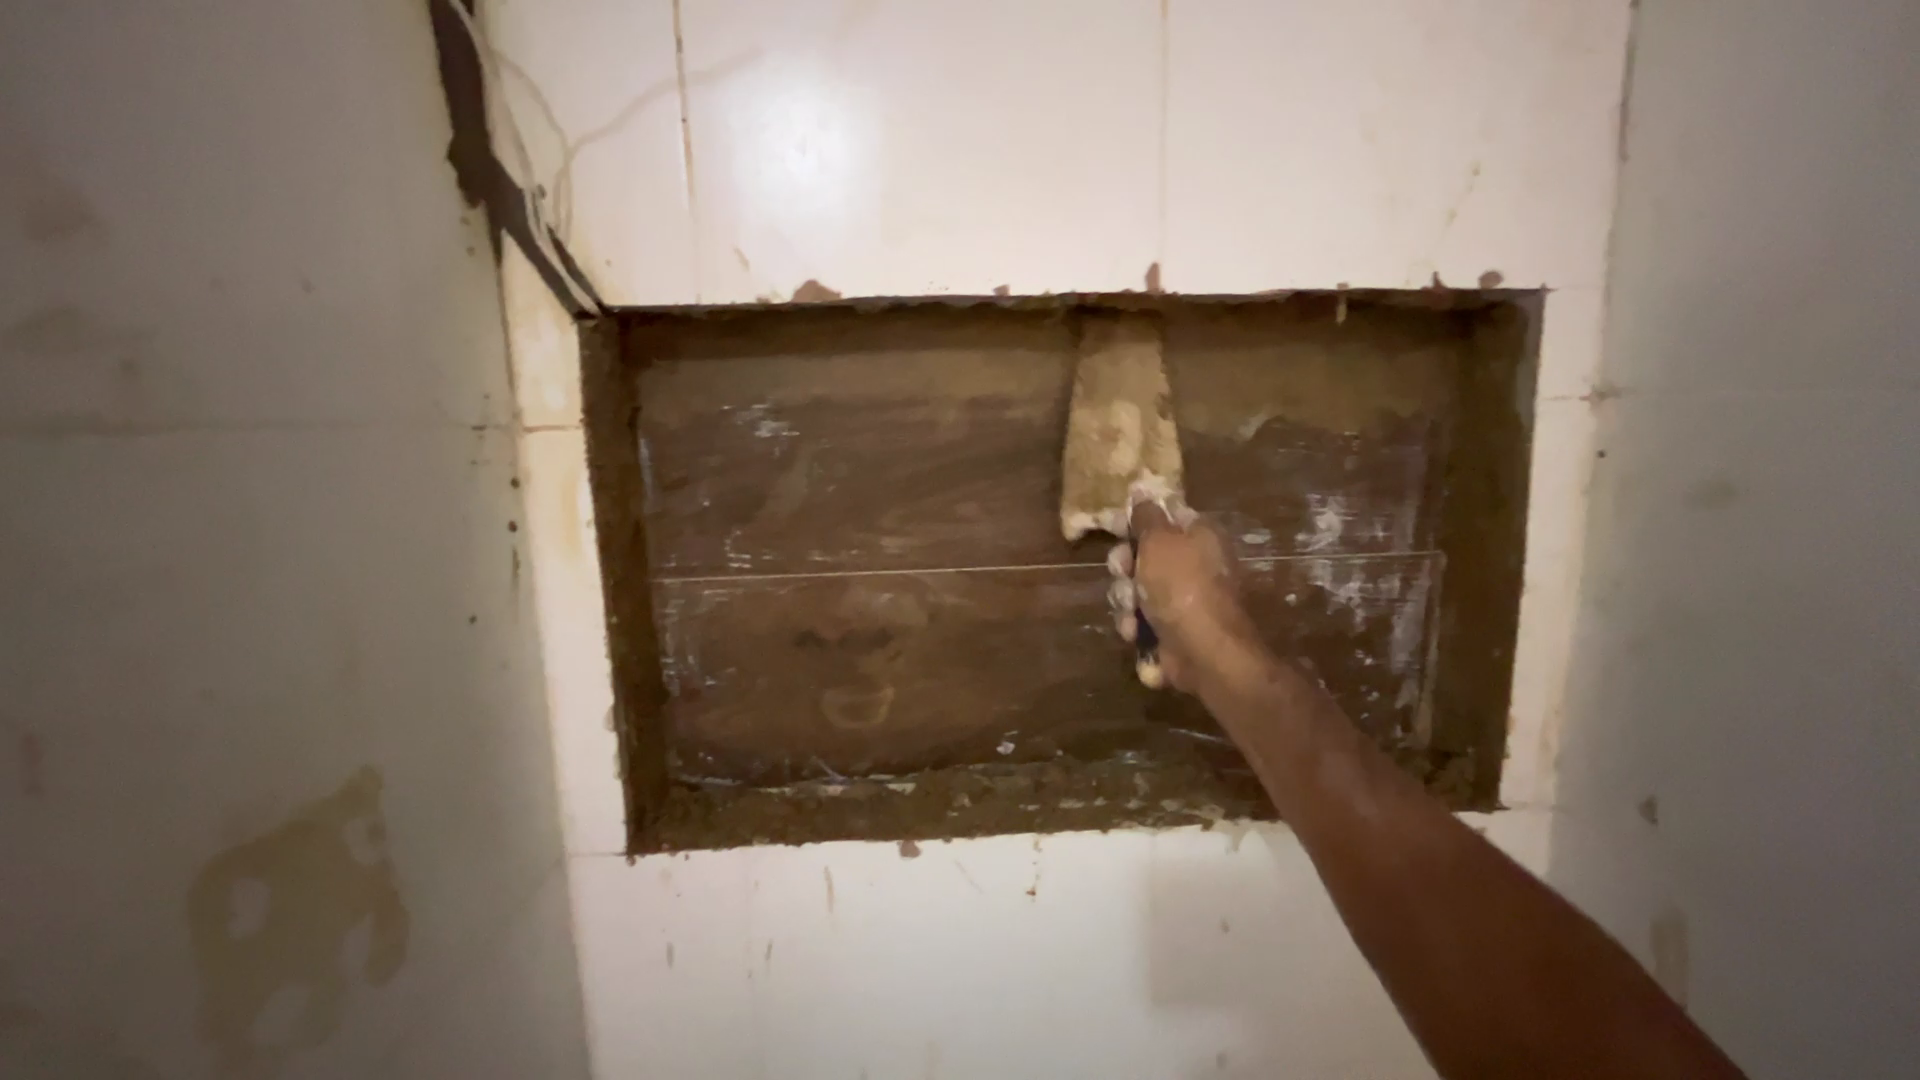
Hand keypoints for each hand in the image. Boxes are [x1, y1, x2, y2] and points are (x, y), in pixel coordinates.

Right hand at [1107, 498, 1265, 692]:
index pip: (1162, 517)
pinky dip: (1135, 627)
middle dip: (1125, 569)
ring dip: (1125, 602)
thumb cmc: (1183, 587)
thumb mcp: (1160, 541)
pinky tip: (1137, 634)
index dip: (1136, 523)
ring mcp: (1181, 600)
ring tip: (1133, 615)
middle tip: (1125, 575)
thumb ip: (1147, 516)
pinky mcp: (1170, 630)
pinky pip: (1140, 620)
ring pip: (1135, 591)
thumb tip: (1142, 490)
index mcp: (1198, 536)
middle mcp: (1192, 565)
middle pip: (1142, 556)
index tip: (1116, 529)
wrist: (1203, 651)